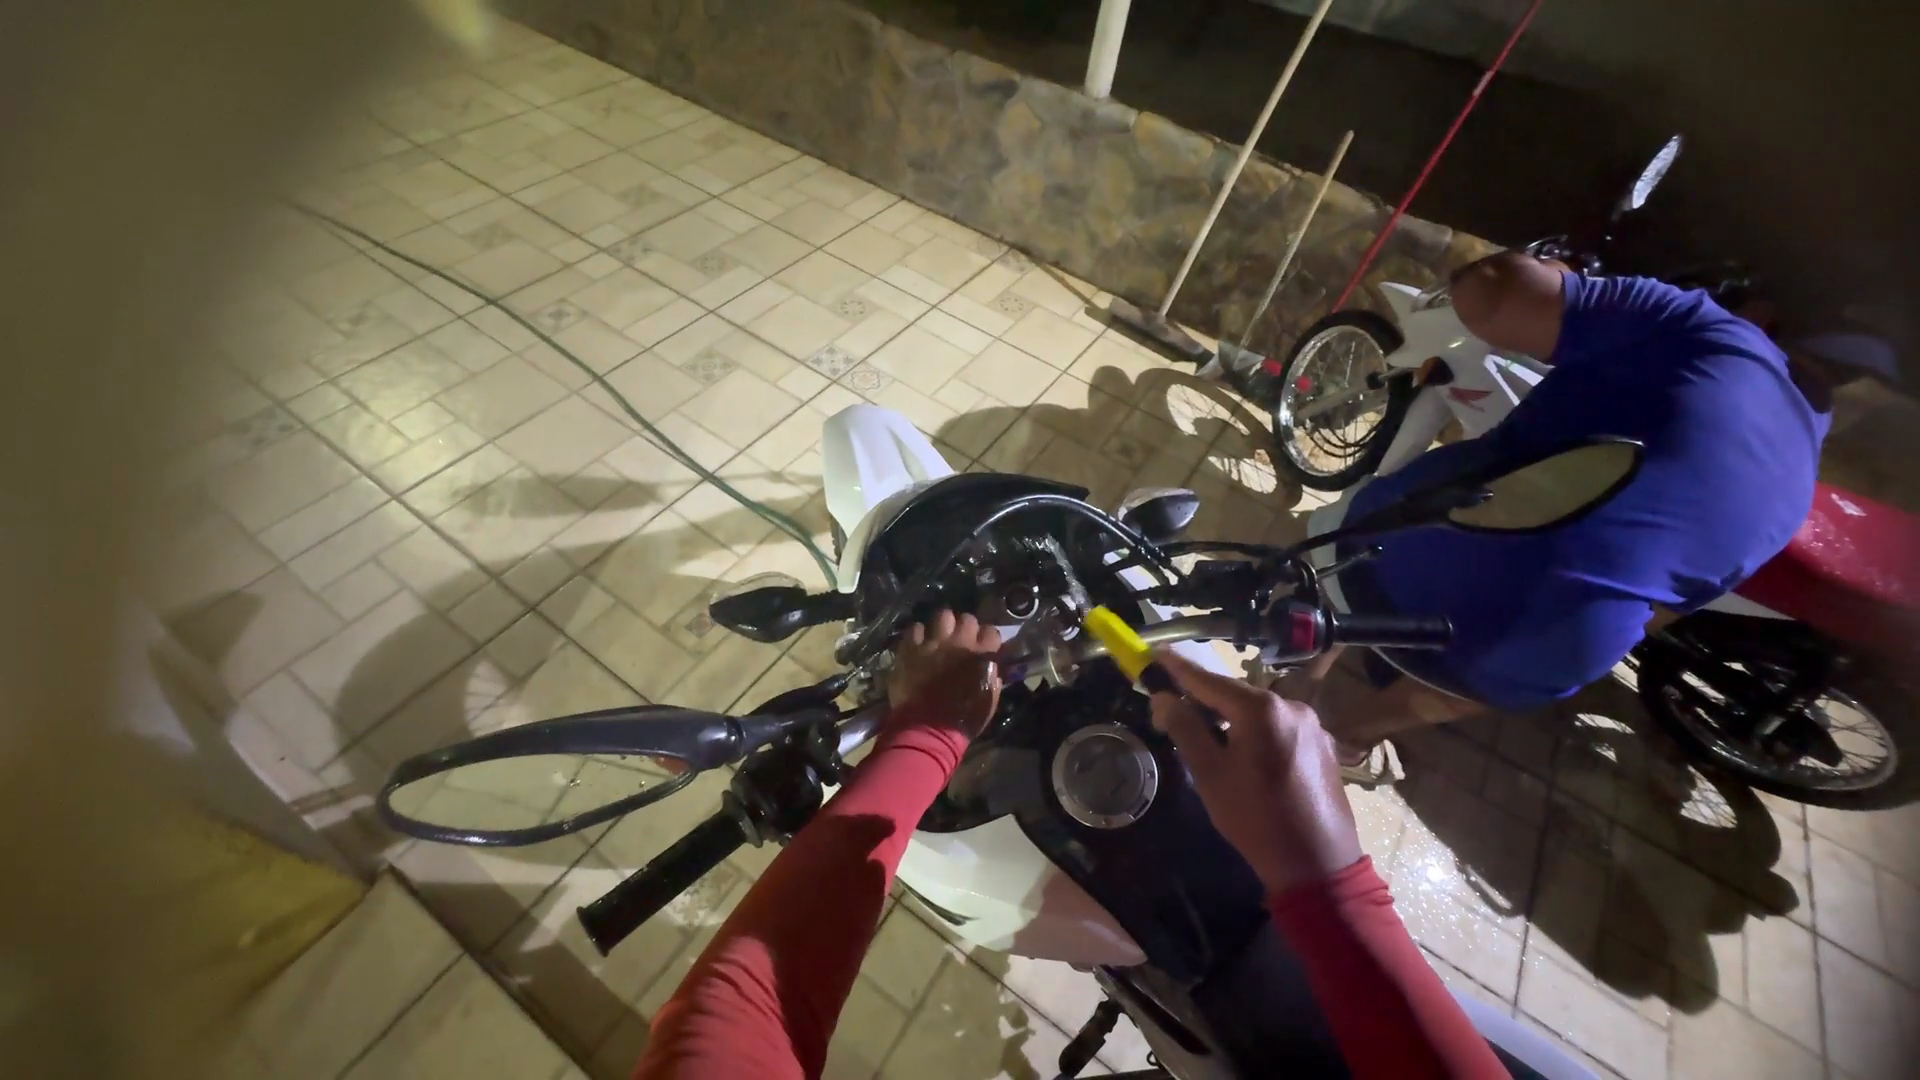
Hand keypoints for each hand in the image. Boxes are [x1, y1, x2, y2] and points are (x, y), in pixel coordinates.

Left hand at [886, 611, 1001, 738]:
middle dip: (965, 628)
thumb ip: (992, 677)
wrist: (926, 729)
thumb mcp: (988, 700)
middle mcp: (959, 643)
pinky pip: (915, 628)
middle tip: (960, 640)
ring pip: (942, 616)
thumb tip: (991, 666)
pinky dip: (918, 634)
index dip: (988, 638)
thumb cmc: (962, 720)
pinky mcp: (911, 648)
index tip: (984, 646)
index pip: (991, 632)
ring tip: (939, 637)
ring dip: (943, 625)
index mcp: (981, 656)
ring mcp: (933, 643)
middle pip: (967, 619)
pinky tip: (918, 644)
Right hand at [1147, 649, 1363, 894]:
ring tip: (1208, 741)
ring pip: (1257, 711)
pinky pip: (1278, 727)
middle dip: (1203, 699)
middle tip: (1173, 711)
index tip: (1155, 654)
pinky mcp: (1322, 745)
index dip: (1178, 668)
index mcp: (1261, 709)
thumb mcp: (1209, 772)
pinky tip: (1245, 757)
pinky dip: (1255, 732)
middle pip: (1234, 694)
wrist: (1318, 864)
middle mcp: (1291, 706)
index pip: (1209, 680)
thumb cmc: (1255, 817)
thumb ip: (1184, 727)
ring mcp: (1312, 725)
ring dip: (1230, 718)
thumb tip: (1163, 697)